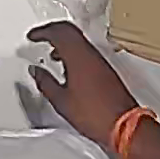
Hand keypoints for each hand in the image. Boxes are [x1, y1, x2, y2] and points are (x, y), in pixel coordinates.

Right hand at [28, 21, 138, 152]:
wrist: (127, 128)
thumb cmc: (96, 115)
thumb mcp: (61, 101)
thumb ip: (45, 82)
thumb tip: (35, 71)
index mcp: (77, 55)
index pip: (56, 31)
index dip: (41, 31)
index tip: (32, 36)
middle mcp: (89, 53)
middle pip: (68, 29)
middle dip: (51, 30)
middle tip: (40, 36)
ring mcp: (99, 61)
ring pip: (78, 39)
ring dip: (63, 41)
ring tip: (52, 52)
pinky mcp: (106, 70)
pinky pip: (85, 50)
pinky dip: (73, 50)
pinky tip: (68, 67)